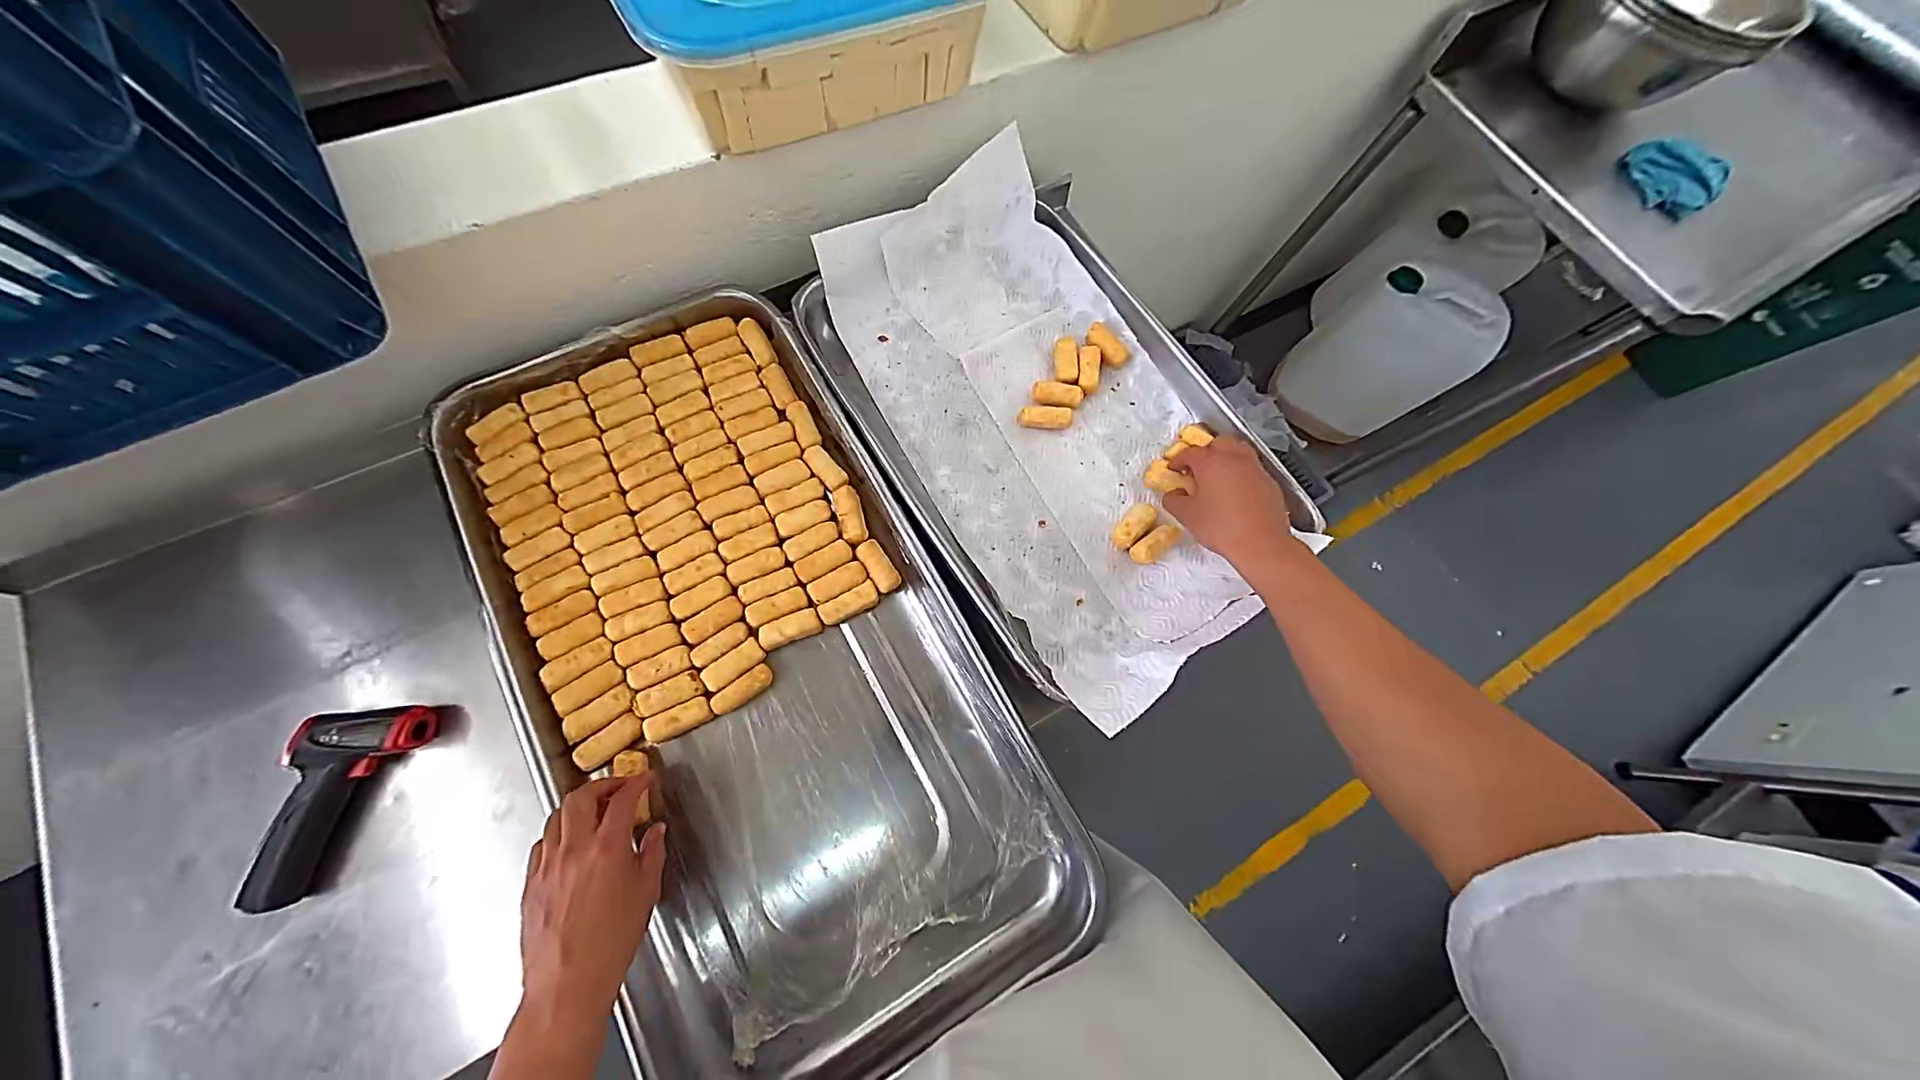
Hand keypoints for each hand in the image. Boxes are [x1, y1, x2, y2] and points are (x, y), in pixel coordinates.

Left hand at [518, 774, 665, 1017]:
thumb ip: (652, 853)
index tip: (644, 780)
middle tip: (618, 787)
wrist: (568, 983)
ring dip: (577, 807)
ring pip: (556, 817)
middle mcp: (573, 850)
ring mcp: (547, 866)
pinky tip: (570, 843)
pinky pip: (542, 844)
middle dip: (602, 785)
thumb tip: (654, 833)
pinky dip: (558, 834)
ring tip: (593, 811)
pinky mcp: (531, 884)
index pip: (622, 799)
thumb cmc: (611, 942)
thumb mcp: (646, 891)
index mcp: (607, 848)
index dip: (636, 783)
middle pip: (580, 797)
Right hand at [1162, 437, 1297, 573]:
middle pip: (1218, 443)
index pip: (1190, 452)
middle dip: (1205, 451)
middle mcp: (1234, 459)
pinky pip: (1252, 468)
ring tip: (1217, 474)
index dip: (1178, 459)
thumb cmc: (1223, 527)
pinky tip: (1236, 490)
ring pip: (1239, 451)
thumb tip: (1173, 496)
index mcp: (1210, 462)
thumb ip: (1173, 500)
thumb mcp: (1186, 515)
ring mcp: (1255, 468)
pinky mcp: (1269, 482)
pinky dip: (1241, 473)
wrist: (1261, 542)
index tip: (1174, 467)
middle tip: (1196, 467)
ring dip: (1226, 457)